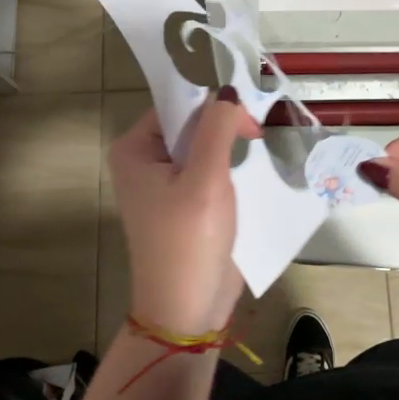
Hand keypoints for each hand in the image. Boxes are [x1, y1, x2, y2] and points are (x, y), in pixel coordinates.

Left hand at [108, 88, 261, 333]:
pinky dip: (232, 172)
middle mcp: (145, 161)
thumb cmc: (189, 241)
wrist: (187, 310)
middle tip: (263, 133)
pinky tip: (256, 173)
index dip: (214, 104)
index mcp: (135, 149)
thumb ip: (218, 128)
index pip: (179, 105)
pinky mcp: (186, 206)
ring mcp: (165, 185)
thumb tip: (228, 89)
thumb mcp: (206, 179)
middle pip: (192, 125)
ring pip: (205, 150)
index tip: (252, 115)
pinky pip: (210, 174)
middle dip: (226, 126)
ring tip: (264, 148)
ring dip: (233, 150)